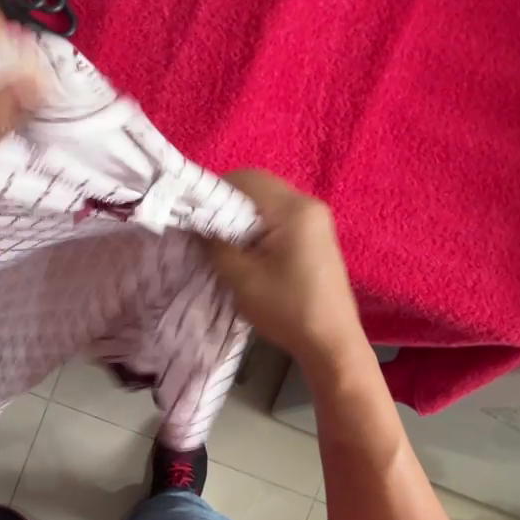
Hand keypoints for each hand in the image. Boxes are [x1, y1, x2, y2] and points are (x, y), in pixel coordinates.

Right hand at [205, 170, 364, 366]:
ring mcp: (314, 220)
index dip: (213, 191)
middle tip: (200, 228)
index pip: (246, 180)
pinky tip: (242, 250)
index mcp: (293, 210)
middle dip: (225, 203)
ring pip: (266, 202)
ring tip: (218, 241)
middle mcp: (307, 205)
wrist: (329, 340)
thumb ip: (216, 246)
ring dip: (239, 216)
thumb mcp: (242, 278)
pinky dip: (254, 226)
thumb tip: (196, 225)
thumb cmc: (286, 309)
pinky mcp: (313, 236)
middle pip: (258, 187)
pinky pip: (277, 218)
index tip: (189, 213)